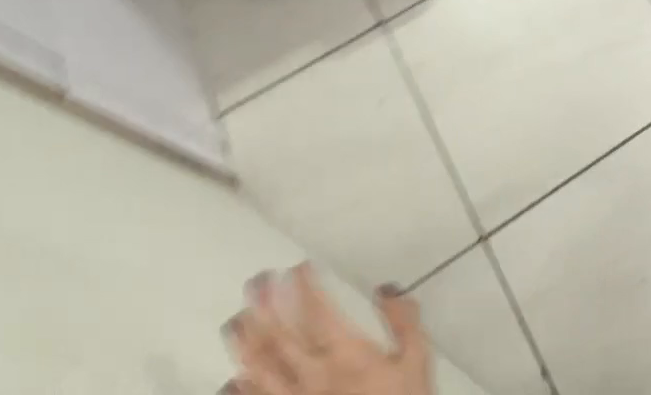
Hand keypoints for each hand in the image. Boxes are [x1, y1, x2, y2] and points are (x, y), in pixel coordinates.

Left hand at [223, 264, 431, 394]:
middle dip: (266, 305)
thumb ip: (404, 320)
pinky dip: (242, 388)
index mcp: (346, 355)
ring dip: (246, 342)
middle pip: (281, 336)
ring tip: (236, 320)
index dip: (305, 286)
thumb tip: (385, 289)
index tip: (298, 267)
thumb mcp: (417, 361)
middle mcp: (314, 375)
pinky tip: (233, 377)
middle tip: (256, 280)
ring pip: (261, 369)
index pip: (318, 311)